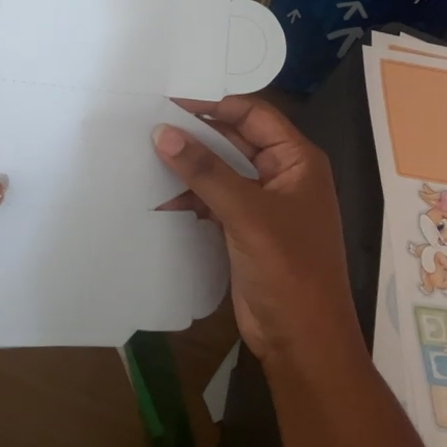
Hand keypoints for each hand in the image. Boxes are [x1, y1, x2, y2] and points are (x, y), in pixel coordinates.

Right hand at [153, 97, 356, 363]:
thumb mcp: (246, 214)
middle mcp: (281, 174)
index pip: (252, 115)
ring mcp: (263, 204)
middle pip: (234, 140)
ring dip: (189, 168)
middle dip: (196, 136)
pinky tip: (160, 198)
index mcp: (297, 160)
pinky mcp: (245, 229)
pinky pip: (214, 199)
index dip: (214, 106)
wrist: (302, 342)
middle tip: (148, 127)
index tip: (170, 104)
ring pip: (221, 171)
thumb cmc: (288, 269)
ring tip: (144, 159)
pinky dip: (190, 197)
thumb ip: (205, 170)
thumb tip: (162, 132)